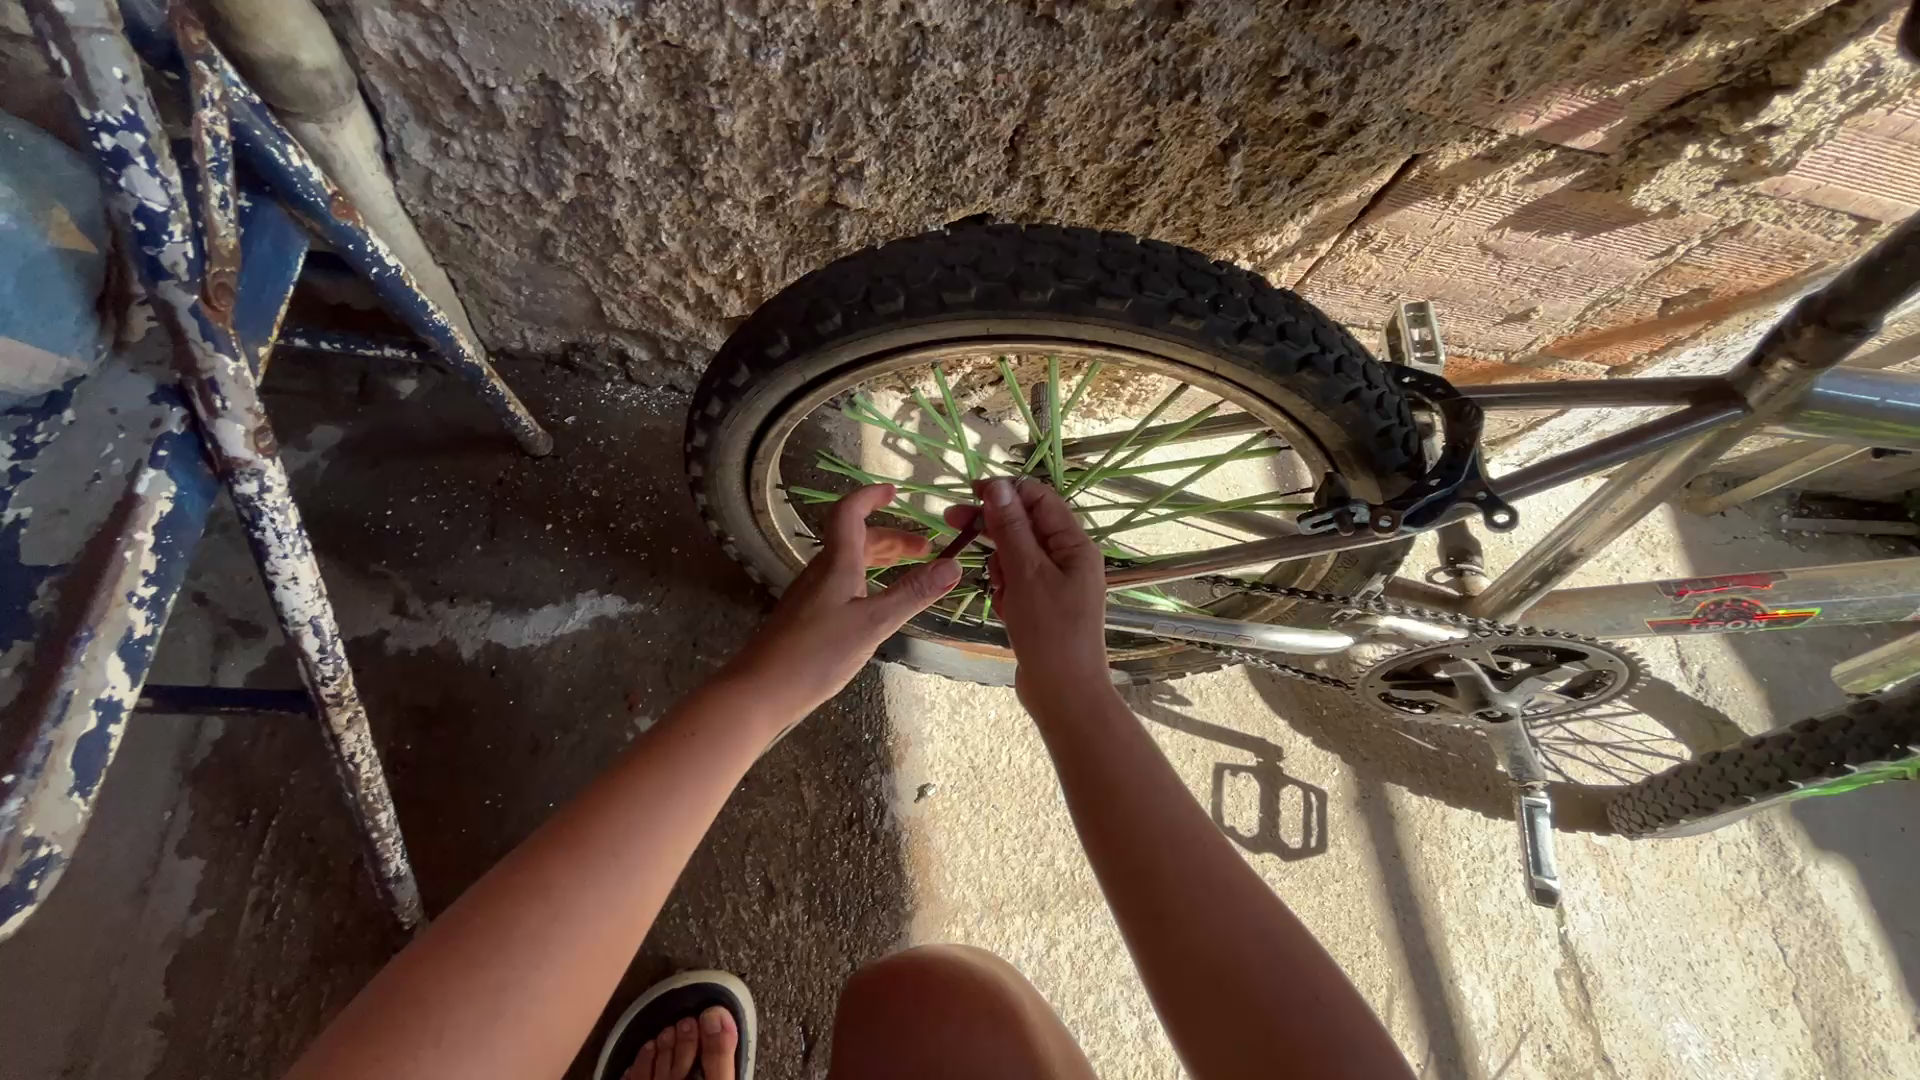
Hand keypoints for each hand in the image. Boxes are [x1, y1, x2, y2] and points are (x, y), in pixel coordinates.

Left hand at [724, 484, 960, 719]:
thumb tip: (953, 564)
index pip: (849, 513)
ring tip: (908, 571)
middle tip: (924, 549)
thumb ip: (912, 593)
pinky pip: (842, 584)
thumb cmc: (817, 654)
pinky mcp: (807, 617)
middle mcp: (822, 572)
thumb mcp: (874, 623)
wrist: (760, 690)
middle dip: (892, 537)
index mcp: (837, 564)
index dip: (870, 497)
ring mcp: (812, 594)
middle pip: (856, 539)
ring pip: (849, 562)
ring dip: (880, 559)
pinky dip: (867, 580)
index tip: (894, 492)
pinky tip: (877, 603)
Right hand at [944, 477, 1113, 717]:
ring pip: (1016, 555)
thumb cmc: (1050, 631)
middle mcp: (1068, 559)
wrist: (1064, 693)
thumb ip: (1011, 528)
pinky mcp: (1042, 605)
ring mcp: (1055, 583)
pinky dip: (1005, 590)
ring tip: (1001, 591)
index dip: (1006, 491)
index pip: (1040, 500)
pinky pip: (1016, 582)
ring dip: (1000, 565)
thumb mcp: (1027, 573)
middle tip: (951, 519)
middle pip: (1024, 526)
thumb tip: (998, 486)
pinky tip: (1006, 610)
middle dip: (992, 526)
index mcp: (1075, 545)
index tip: (970, 491)